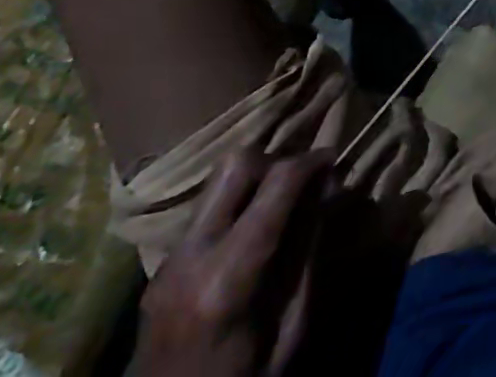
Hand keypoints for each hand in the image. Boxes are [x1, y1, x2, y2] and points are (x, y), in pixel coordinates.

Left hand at [132, 148, 333, 376]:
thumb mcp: (288, 336)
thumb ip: (305, 261)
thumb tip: (323, 198)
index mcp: (227, 280)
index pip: (274, 188)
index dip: (309, 164)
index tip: (333, 160)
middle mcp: (192, 253)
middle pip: (236, 165)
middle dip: (277, 160)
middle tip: (306, 179)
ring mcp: (170, 256)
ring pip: (215, 181)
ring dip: (255, 177)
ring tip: (284, 197)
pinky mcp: (162, 262)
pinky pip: (206, 209)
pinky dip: (237, 202)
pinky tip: (256, 227)